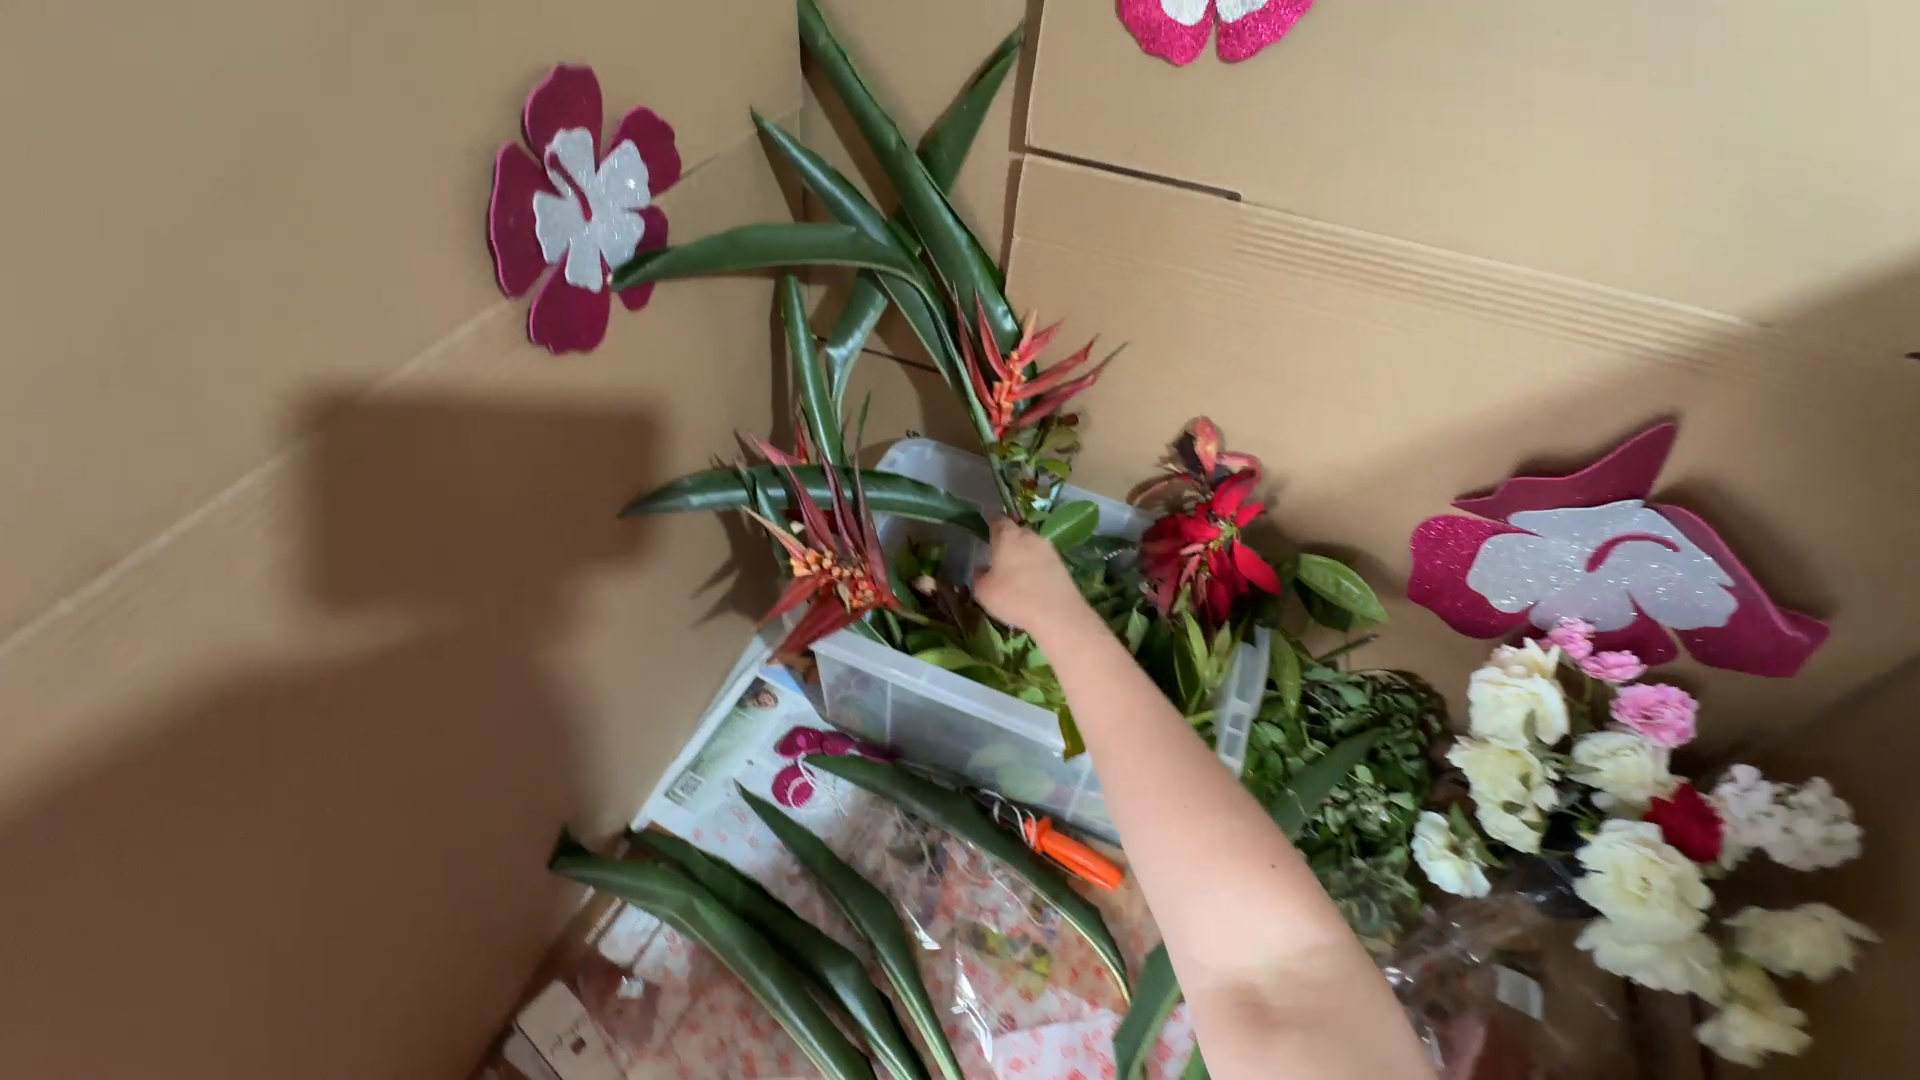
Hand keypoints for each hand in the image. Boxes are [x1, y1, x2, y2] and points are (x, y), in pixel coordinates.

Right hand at [973, 518, 1090, 634]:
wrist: (1057, 613)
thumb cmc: (1014, 598)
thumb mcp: (983, 591)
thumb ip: (979, 576)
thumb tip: (982, 569)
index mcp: (1008, 536)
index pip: (997, 519)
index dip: (991, 521)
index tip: (986, 526)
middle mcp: (1030, 536)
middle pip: (1016, 531)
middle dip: (1007, 539)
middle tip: (998, 554)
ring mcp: (1049, 549)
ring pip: (1031, 545)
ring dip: (1023, 553)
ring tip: (1015, 571)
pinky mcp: (1061, 563)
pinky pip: (1043, 559)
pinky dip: (1035, 566)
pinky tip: (1031, 581)